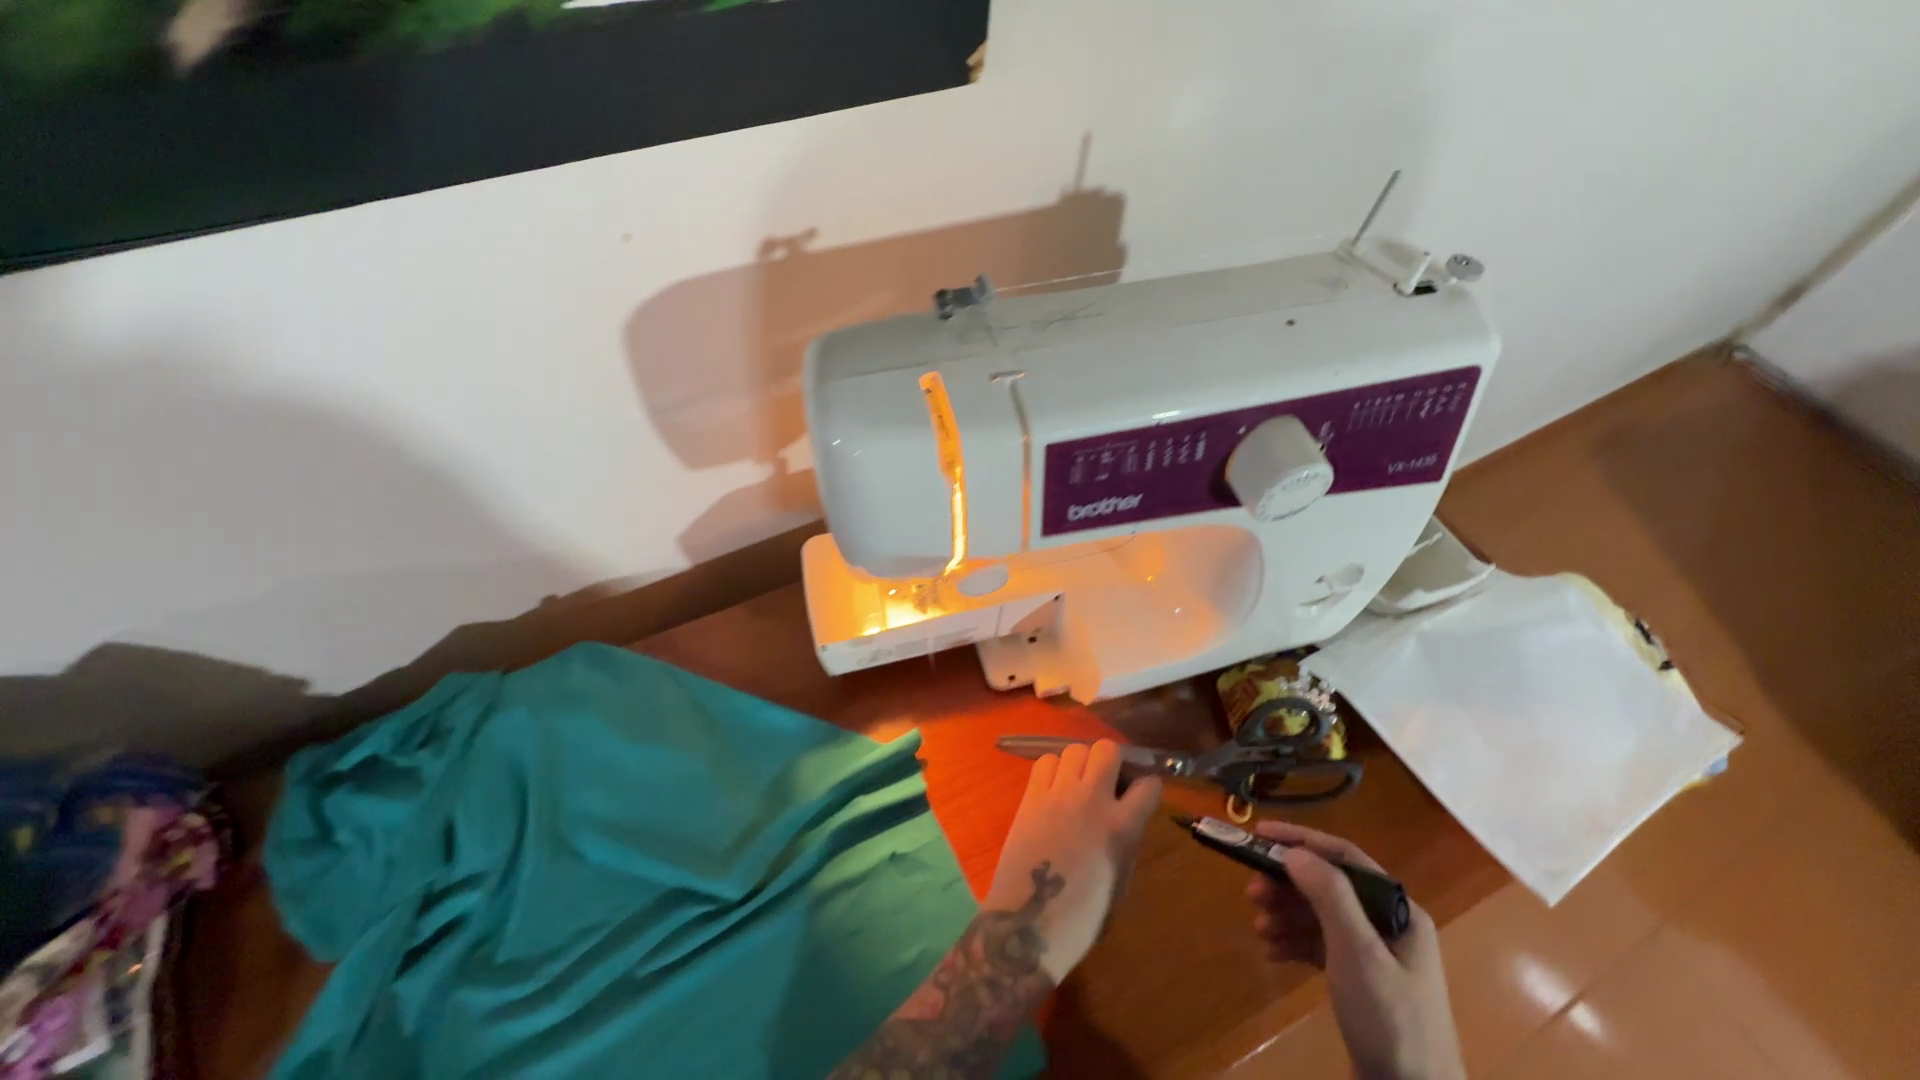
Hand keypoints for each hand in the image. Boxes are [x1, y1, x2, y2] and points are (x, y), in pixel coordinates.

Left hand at [983, 741, 1161, 982]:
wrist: (1030, 921)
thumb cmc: (1083, 915)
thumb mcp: (1122, 878)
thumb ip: (1127, 839)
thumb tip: (1126, 817)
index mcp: (1122, 827)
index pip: (1148, 784)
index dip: (1146, 789)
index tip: (1140, 797)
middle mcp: (1092, 800)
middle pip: (1108, 749)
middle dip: (1113, 761)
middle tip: (1107, 782)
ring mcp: (1058, 794)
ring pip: (1075, 749)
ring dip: (1081, 762)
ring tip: (1078, 784)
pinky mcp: (1030, 797)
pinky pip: (1045, 762)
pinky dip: (1053, 769)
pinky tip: (1054, 789)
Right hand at [1246, 822, 1464, 1079]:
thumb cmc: (1388, 1016)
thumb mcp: (1357, 952)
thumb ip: (1329, 896)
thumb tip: (1294, 852)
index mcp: (1398, 910)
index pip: (1344, 857)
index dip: (1300, 840)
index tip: (1257, 834)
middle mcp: (1389, 924)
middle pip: (1329, 886)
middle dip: (1288, 885)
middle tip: (1250, 891)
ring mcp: (1375, 953)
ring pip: (1321, 917)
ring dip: (1286, 916)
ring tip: (1258, 928)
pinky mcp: (1361, 980)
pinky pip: (1321, 946)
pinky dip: (1295, 944)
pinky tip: (1273, 952)